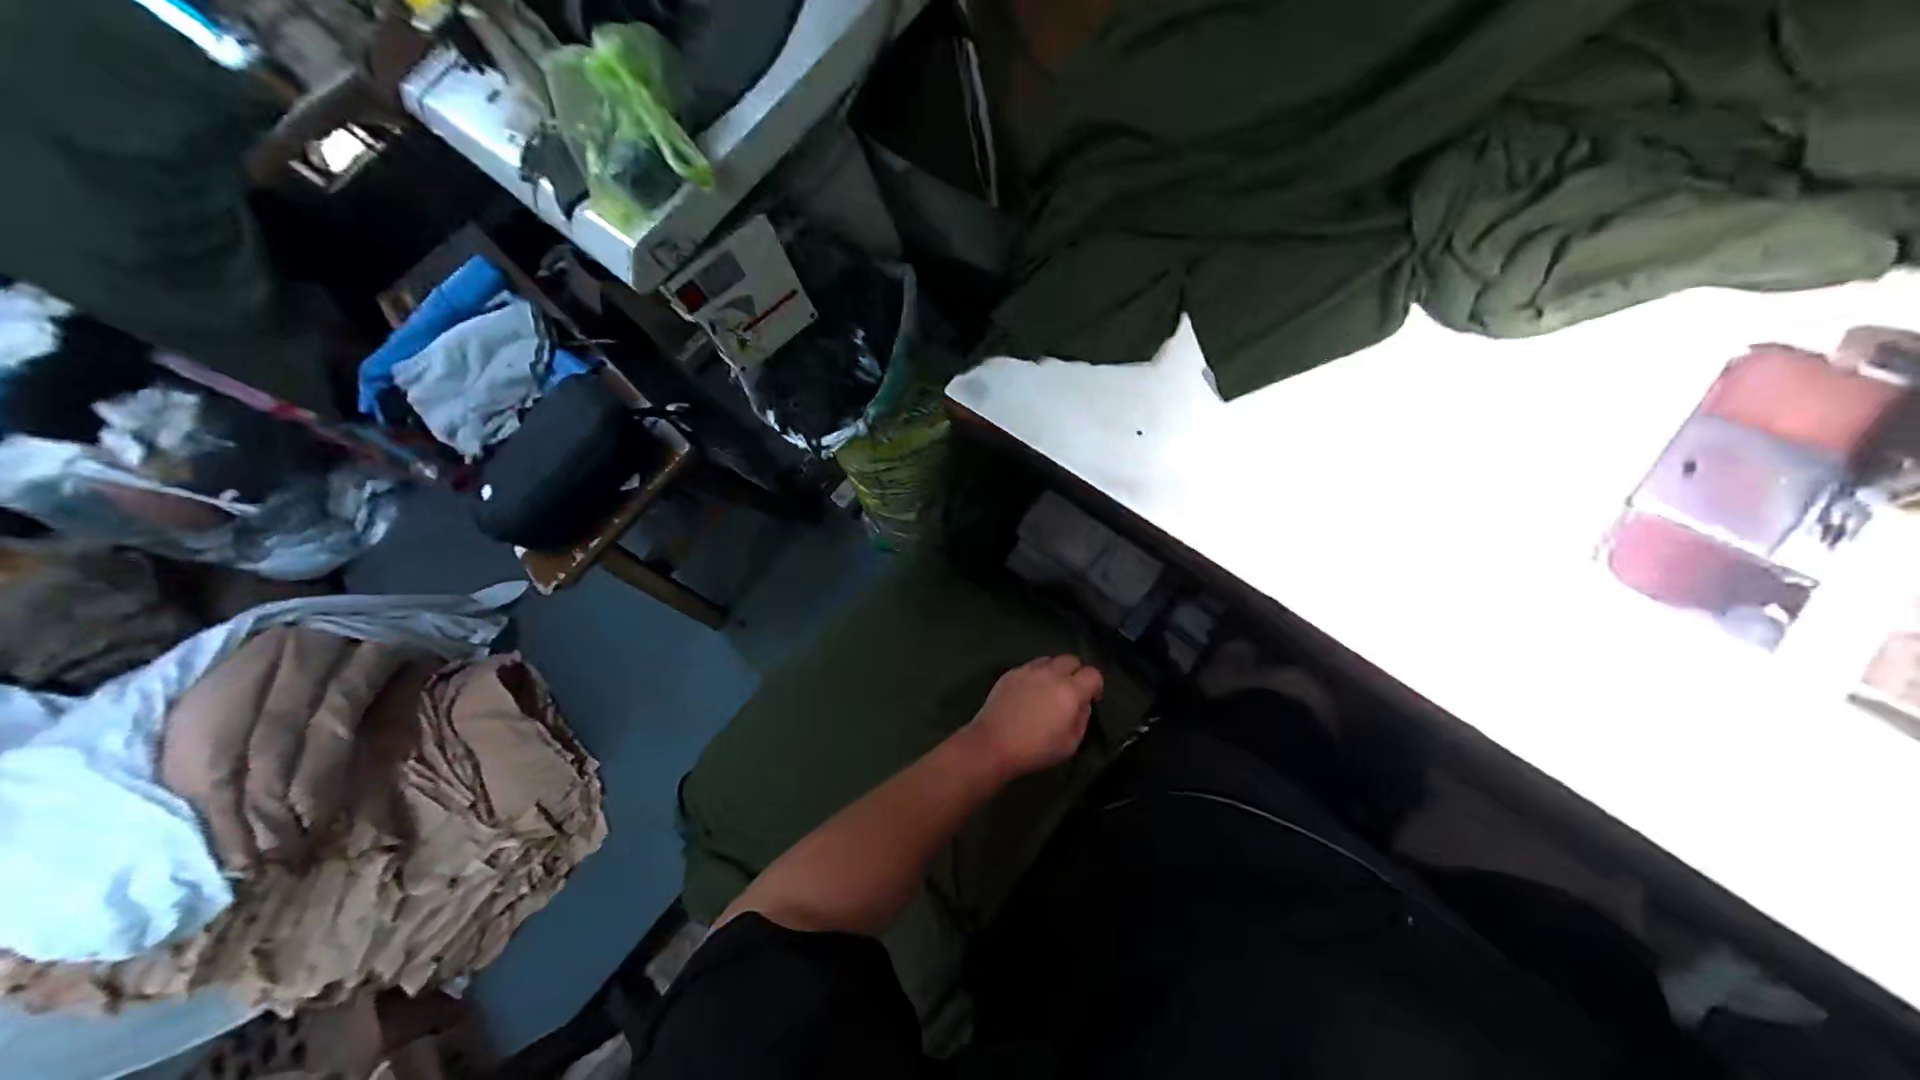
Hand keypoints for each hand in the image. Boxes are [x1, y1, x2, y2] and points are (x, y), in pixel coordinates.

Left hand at [960, 655, 1103, 781]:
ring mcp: (1028, 670)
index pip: (1093, 674)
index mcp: (1070, 690)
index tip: (1090, 700)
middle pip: (1071, 659)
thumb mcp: (1070, 744)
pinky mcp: (1010, 673)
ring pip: (1049, 660)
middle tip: (1070, 693)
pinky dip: (1035, 675)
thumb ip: (1082, 719)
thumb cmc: (1035, 749)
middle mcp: (1050, 673)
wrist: (993, 744)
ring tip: (1048, 690)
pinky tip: (1028, 693)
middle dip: (1076, 673)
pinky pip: (1030, 666)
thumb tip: (1082, 704)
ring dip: (1055, 671)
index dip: (1095, 686)